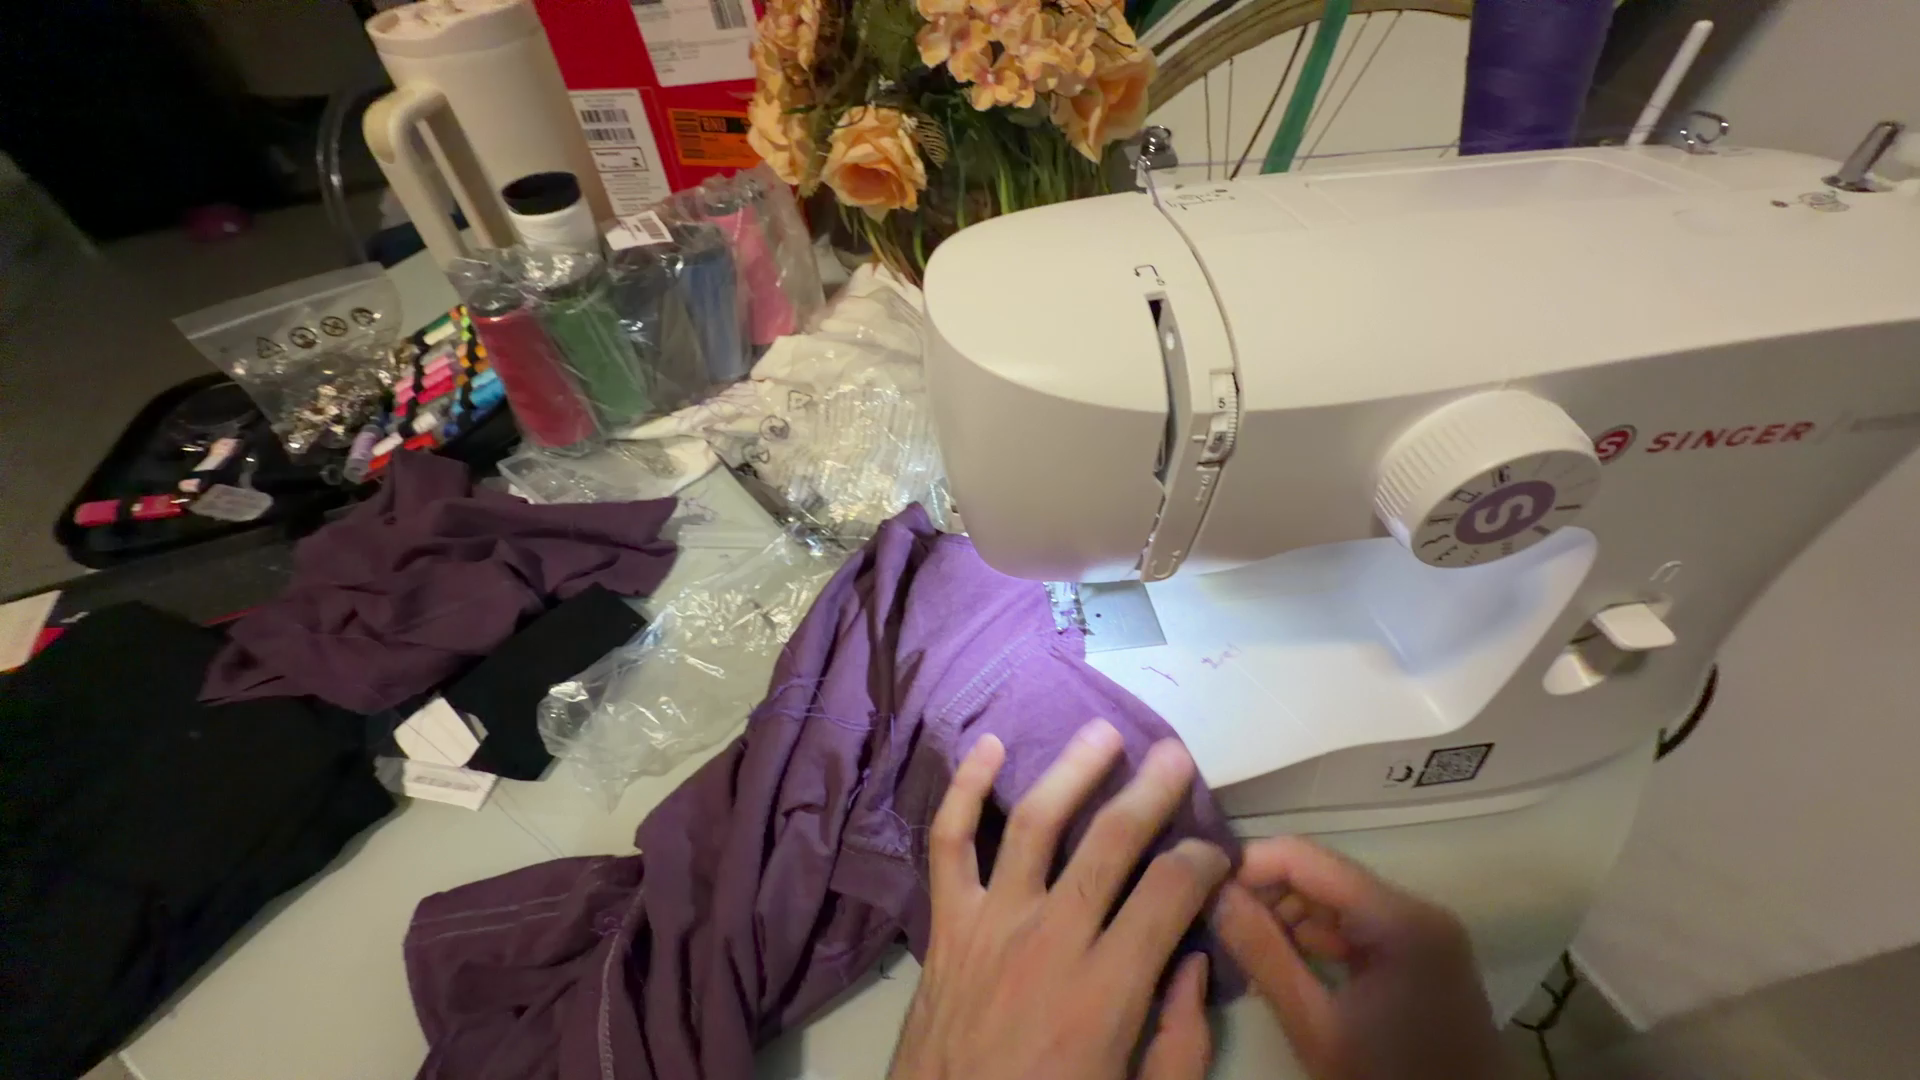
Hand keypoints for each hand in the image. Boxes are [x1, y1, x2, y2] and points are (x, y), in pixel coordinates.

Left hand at [887, 720, 1230, 1079]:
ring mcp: (992, 920)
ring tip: (1102, 732)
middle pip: (1110, 842)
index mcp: (1105, 990)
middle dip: (1149, 792)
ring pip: (1034, 823)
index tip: (1214, 851)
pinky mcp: (947, 920)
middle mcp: (1050, 938)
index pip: (1168, 894)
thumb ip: (1180, 1041)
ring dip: (1071, 771)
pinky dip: (964, 789)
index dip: (1202, 861)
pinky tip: (989, 746)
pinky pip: (949, 842)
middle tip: (1173, 754)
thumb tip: (1196, 961)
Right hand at [1211, 836, 1509, 1079]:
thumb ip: (1262, 953)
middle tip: (1214, 922)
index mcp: (1398, 918)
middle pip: (1318, 875)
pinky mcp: (1415, 956)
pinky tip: (1277, 963)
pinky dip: (1311, 940)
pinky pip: (1350, 928)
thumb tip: (1210, 892)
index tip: (1202, 888)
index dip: (1247, 864)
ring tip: (1239, 947)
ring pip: (1330, 900)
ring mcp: (1419, 933)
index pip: (1303, 857)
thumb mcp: (1316, 1028)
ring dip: (1282, 917)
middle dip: (1263, 894)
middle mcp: (1413, 910)